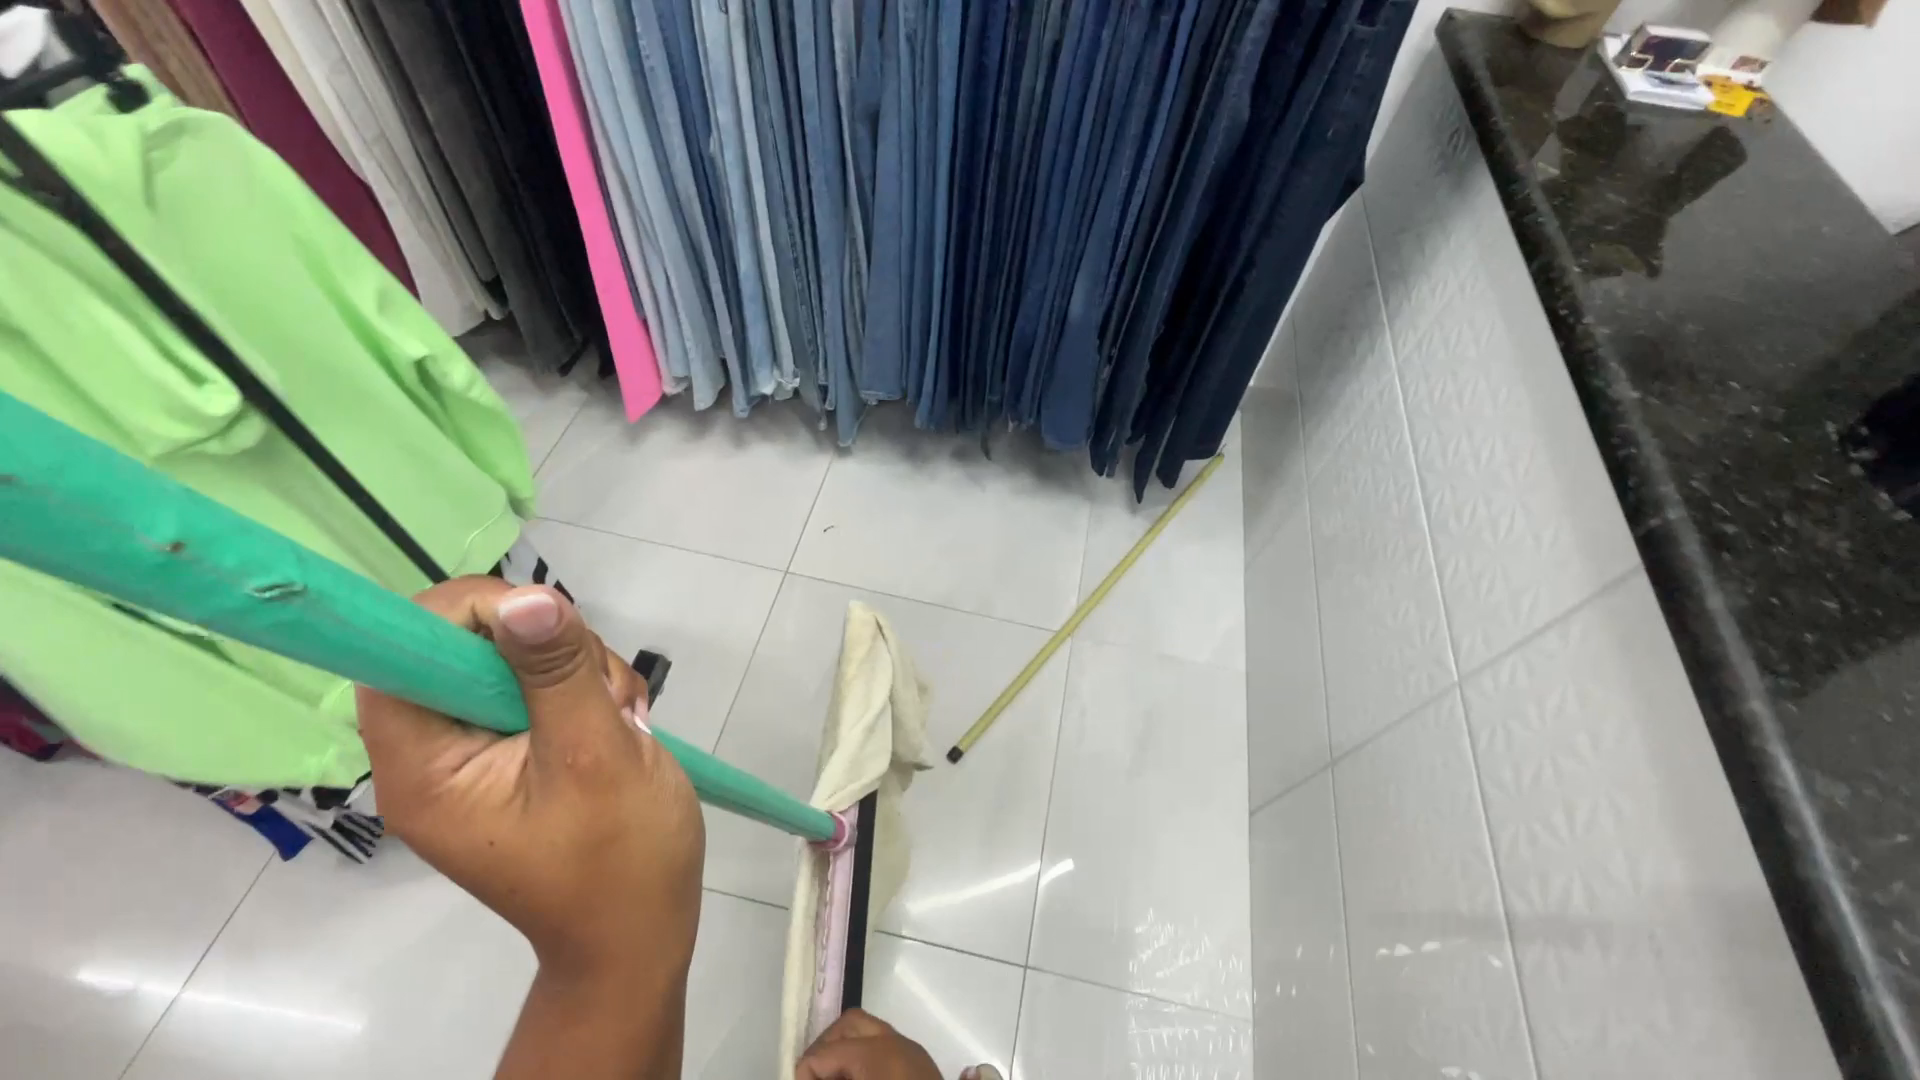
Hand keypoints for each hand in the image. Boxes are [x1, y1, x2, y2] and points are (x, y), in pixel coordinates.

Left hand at [354, 577, 703, 986]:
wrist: (645, 930)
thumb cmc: (619, 857)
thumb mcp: (596, 756)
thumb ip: (558, 674)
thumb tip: (526, 597)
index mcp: (426, 767)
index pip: (407, 653)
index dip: (466, 615)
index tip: (545, 618)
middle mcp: (439, 755)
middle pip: (470, 649)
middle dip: (550, 649)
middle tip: (607, 690)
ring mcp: (483, 754)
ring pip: (519, 662)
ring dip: (584, 670)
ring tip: (627, 719)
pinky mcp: (521, 753)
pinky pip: (545, 688)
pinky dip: (592, 689)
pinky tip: (626, 723)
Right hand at [796, 1010, 941, 1079]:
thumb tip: (808, 1076)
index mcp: (876, 1054)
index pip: (824, 1053)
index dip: (806, 1073)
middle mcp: (894, 1042)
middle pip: (848, 1025)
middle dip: (825, 1049)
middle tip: (813, 1079)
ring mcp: (908, 1050)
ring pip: (867, 1030)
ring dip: (844, 1050)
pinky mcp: (917, 1063)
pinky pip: (883, 1045)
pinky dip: (863, 1057)